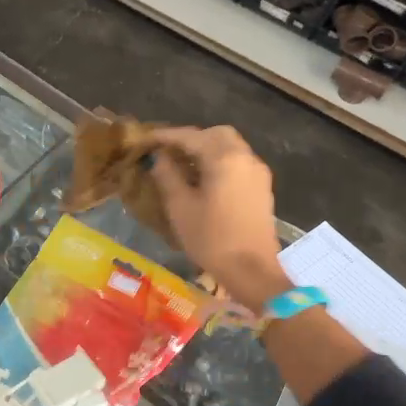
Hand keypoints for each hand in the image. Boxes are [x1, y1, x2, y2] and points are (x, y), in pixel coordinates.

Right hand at [148, 125, 292, 311]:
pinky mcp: (261, 187)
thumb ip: (167, 176)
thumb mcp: (180, 207)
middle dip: (190, 138)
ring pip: (229, 146)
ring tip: (181, 164)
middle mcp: (245, 158)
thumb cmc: (212, 239)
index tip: (144, 140)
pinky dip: (218, 160)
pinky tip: (202, 178)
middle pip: (216, 134)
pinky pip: (237, 161)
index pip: (190, 136)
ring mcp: (257, 172)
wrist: (253, 271)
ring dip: (205, 149)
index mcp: (224, 159)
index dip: (165, 136)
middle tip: (166, 151)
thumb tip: (159, 158)